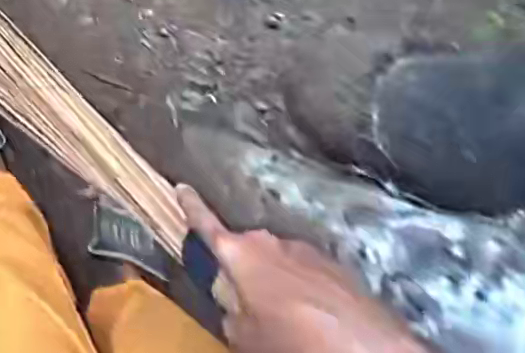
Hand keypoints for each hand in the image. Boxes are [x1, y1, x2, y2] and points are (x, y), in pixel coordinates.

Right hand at [177, 185, 426, 352]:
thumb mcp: (247, 341)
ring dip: (282, 282)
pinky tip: (326, 326)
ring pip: (283, 263)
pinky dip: (312, 294)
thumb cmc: (296, 346)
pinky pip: (315, 277)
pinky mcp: (343, 272)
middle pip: (248, 249)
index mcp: (238, 254)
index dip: (190, 205)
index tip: (181, 187)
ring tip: (296, 320)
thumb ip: (232, 316)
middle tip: (251, 300)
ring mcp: (308, 253)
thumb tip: (234, 305)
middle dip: (247, 269)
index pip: (204, 222)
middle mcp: (269, 242)